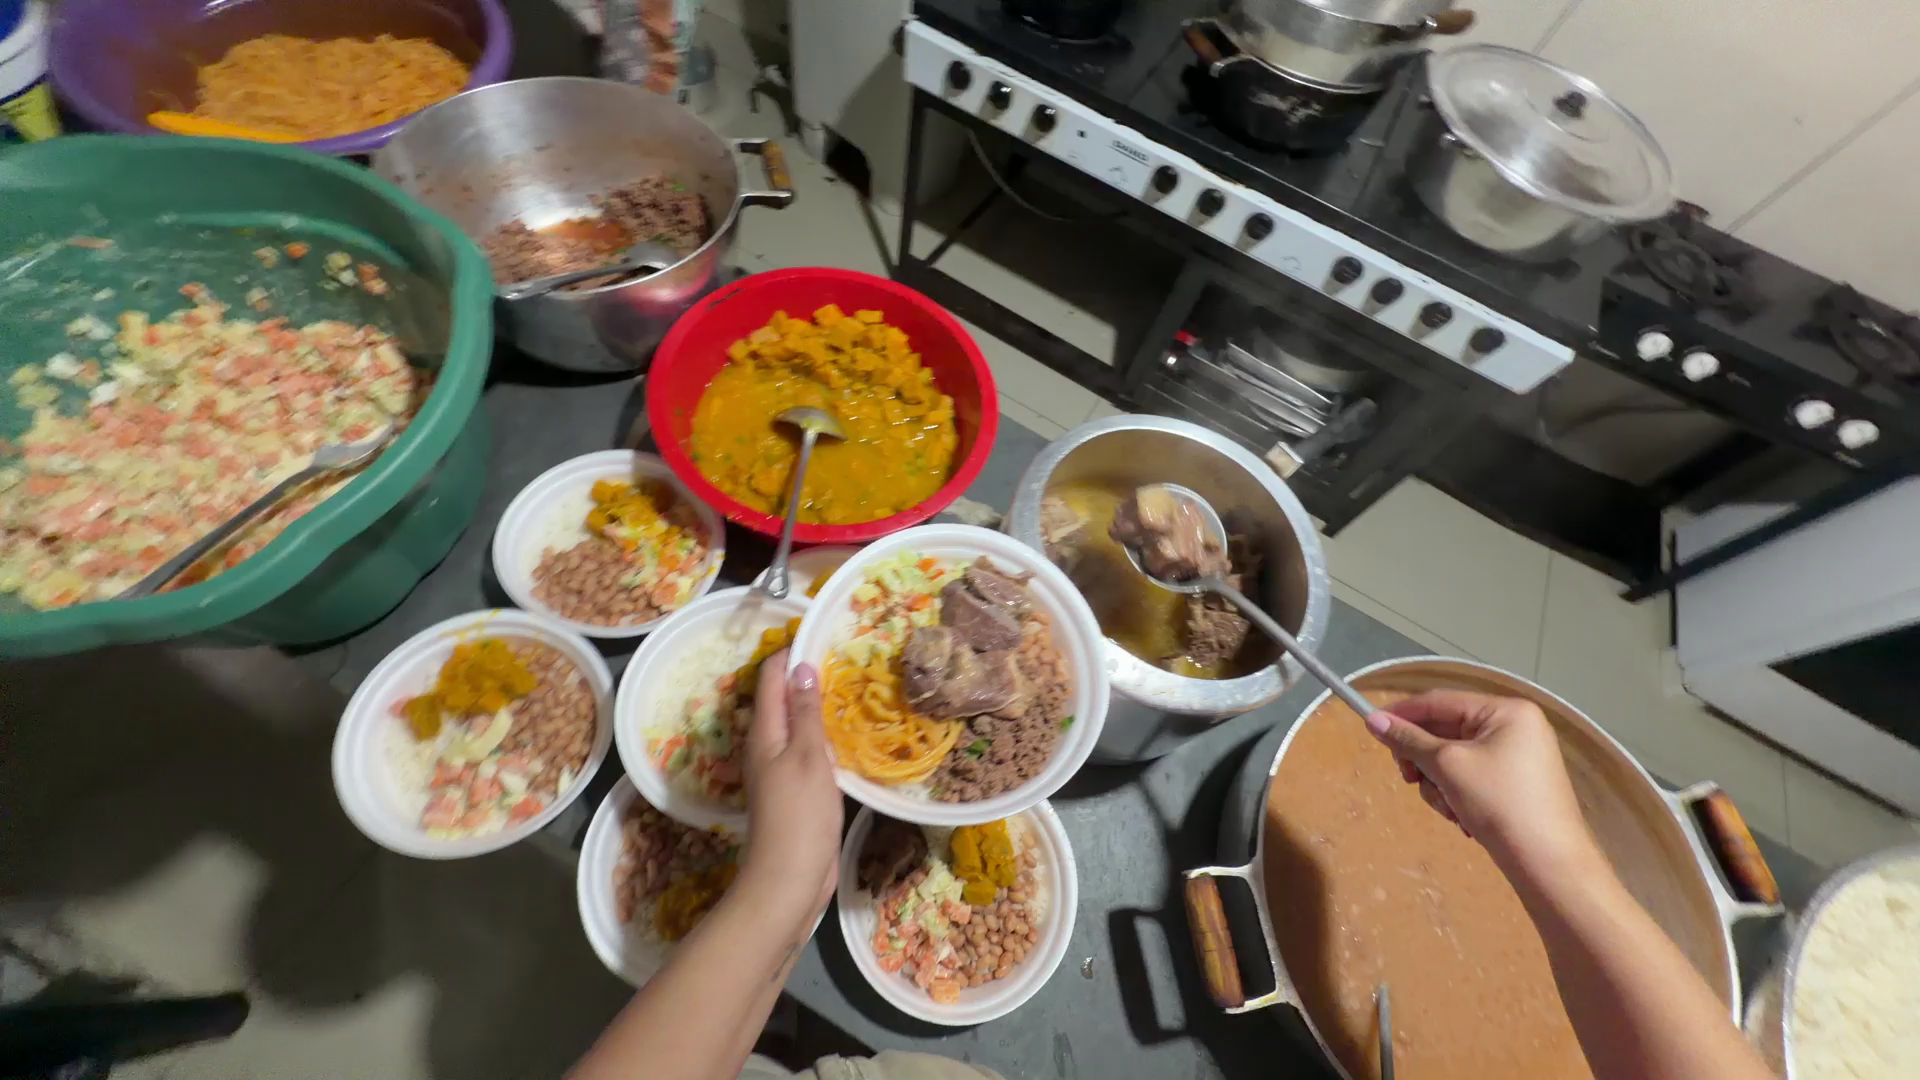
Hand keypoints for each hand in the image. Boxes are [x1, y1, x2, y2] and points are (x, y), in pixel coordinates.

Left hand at [739, 652, 842, 928]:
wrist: (790, 880)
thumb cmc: (799, 814)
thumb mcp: (808, 756)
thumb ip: (806, 711)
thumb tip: (802, 665)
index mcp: (764, 731)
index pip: (771, 676)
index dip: (792, 652)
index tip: (823, 634)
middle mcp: (767, 744)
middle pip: (782, 697)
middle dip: (808, 674)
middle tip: (846, 658)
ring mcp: (781, 768)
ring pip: (796, 722)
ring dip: (818, 704)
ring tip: (852, 687)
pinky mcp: (797, 788)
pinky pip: (808, 747)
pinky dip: (824, 732)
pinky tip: (848, 734)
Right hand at [1364, 690, 1598, 877]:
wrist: (1548, 865)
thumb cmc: (1499, 803)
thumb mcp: (1446, 765)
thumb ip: (1407, 739)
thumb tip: (1371, 720)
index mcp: (1506, 712)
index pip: (1439, 701)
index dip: (1401, 713)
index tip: (1371, 727)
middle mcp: (1513, 728)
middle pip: (1443, 730)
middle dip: (1423, 758)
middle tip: (1408, 777)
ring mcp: (1514, 757)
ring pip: (1450, 756)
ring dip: (1437, 781)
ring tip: (1446, 806)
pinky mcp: (1511, 783)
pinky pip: (1466, 775)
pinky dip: (1454, 793)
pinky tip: (1460, 815)